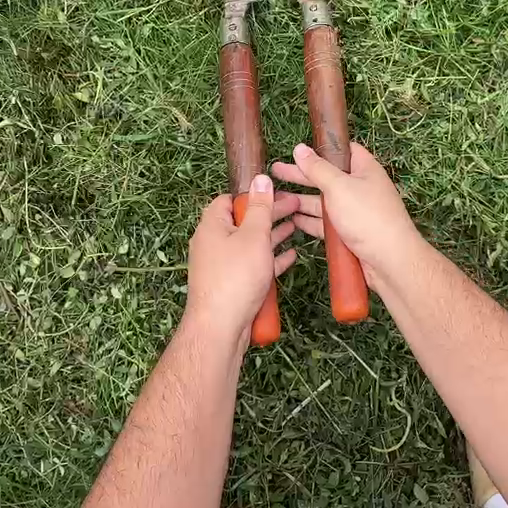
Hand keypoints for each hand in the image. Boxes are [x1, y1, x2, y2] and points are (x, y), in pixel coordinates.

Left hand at [183, 174, 299, 345]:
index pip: (229, 199)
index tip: (275, 192)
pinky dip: (270, 260)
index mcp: (212, 226)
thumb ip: (260, 207)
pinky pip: (253, 266)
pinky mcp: (231, 285)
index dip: (252, 194)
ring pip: (250, 244)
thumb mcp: (253, 236)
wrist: (220, 328)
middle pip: (243, 221)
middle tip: (295, 206)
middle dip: (269, 214)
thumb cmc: (235, 278)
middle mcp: (213, 243)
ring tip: (296, 227)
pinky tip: (290, 256)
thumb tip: (261, 178)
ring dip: (272, 236)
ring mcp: (221, 266)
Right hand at [272, 142, 427, 288]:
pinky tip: (292, 220)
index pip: (343, 150)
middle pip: (326, 176)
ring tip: (276, 198)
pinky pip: (326, 223)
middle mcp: (360, 187)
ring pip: (324, 201)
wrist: (389, 260)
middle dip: (302, 175)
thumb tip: (300, 149)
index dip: (322, 148)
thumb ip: (317, 168)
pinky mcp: (349, 232)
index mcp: (364, 169)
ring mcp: (354, 211)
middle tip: (276, 171)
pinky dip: (310, 220)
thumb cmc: (367, 216)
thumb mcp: (339, 187)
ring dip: (302, 200)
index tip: (298, 149)